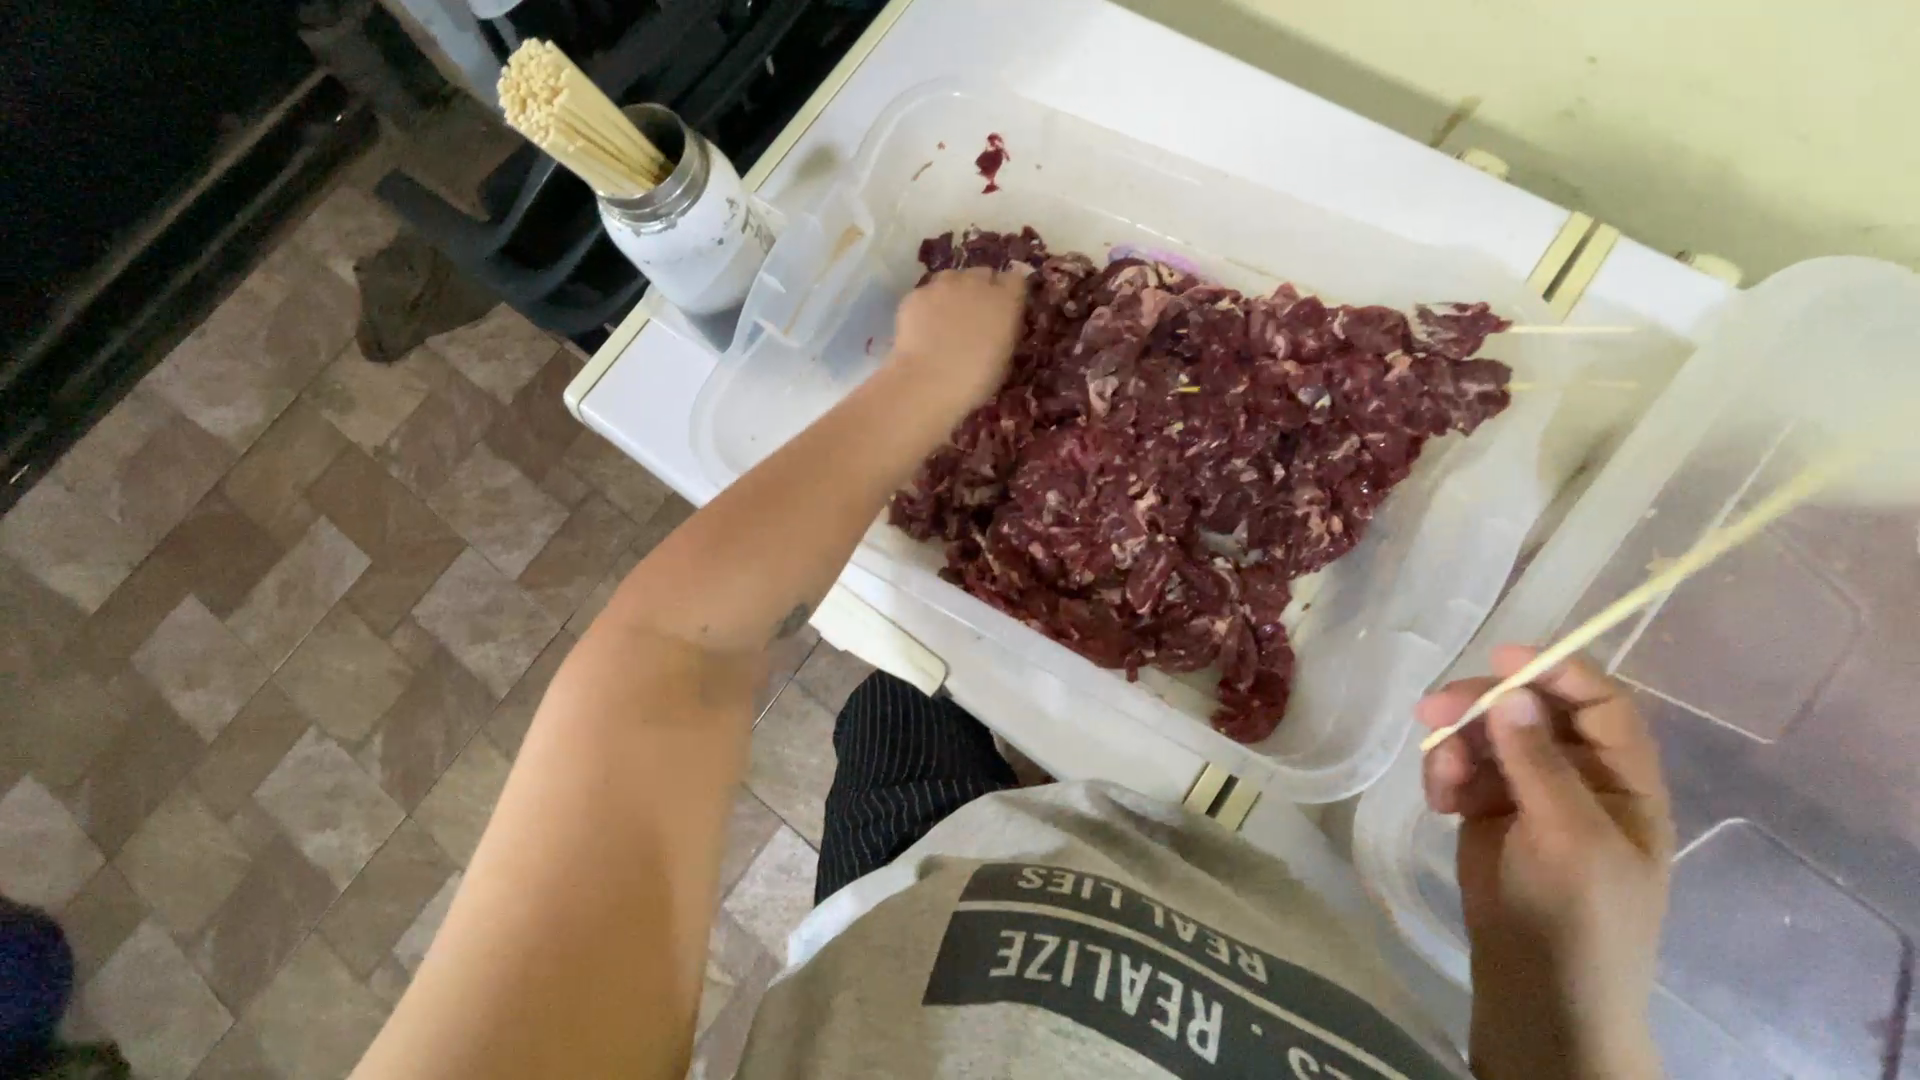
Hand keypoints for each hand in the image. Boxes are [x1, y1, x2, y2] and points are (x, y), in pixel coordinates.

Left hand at [889, 266, 1026, 407]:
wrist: (928, 383)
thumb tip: (996, 325)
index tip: (1004, 308)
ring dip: (953, 292)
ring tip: (945, 318)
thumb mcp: (1004, 359)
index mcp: (1006, 300)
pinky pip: (926, 293)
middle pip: (983, 274)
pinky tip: (923, 328)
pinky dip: (927, 305)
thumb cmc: (975, 380)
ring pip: (952, 278)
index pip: (1016, 280)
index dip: (1009, 293)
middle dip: (980, 289)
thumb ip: (1003, 331)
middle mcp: (976, 282)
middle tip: (972, 316)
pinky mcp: (916, 294)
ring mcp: (943, 285)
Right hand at [1417, 645, 1674, 1079]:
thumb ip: (1540, 763)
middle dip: (1481, 706)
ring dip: (1456, 746)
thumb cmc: (1578, 913)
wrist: (1537, 981)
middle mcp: (1577, 774)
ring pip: (1486, 735)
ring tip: (1439, 781)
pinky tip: (1438, 802)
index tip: (1502, 655)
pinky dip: (1443, 774)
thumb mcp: (1570, 836)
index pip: (1599, 703)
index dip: (1557, 671)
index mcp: (1622, 779)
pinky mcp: (1487, 806)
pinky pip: (1460, 766)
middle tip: (1432, 710)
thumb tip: (1512, 692)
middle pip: (1529, 710)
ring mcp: (1529, 790)